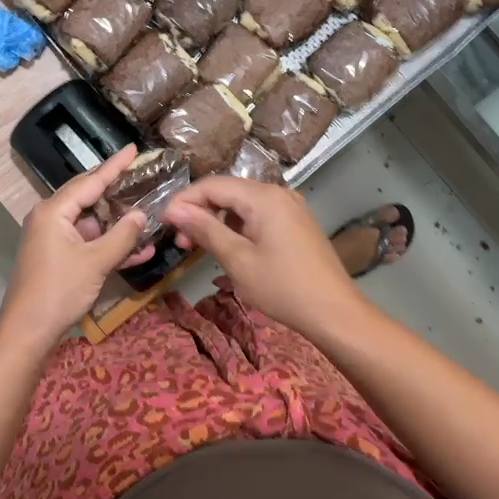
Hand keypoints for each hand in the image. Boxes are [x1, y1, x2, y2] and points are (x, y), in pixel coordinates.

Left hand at [0, 145, 153, 346]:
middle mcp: (50, 218)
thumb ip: (121, 236)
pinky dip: (108, 246)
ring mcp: (53, 239)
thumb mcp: (95, 262)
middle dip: (117, 192)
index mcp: (53, 211)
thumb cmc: (59, 290)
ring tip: (149, 217)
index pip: (90, 182)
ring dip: (118, 226)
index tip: (132, 149)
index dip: (114, 166)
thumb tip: (141, 214)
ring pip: (91, 224)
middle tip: (142, 177)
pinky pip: (87, 243)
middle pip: (89, 198)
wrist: (28, 329)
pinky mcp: (58, 258)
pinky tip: (139, 251)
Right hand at [162, 176, 369, 337]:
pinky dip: (237, 226)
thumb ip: (205, 229)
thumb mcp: (237, 259)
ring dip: (216, 220)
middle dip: (198, 211)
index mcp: (263, 197)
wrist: (335, 313)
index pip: (211, 185)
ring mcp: (289, 207)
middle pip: (227, 191)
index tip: (162, 223)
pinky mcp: (295, 223)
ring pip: (241, 204)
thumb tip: (174, 209)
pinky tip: (227, 248)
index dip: (183, 200)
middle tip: (179, 241)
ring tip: (198, 247)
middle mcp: (277, 193)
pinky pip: (257, 215)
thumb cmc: (283, 287)